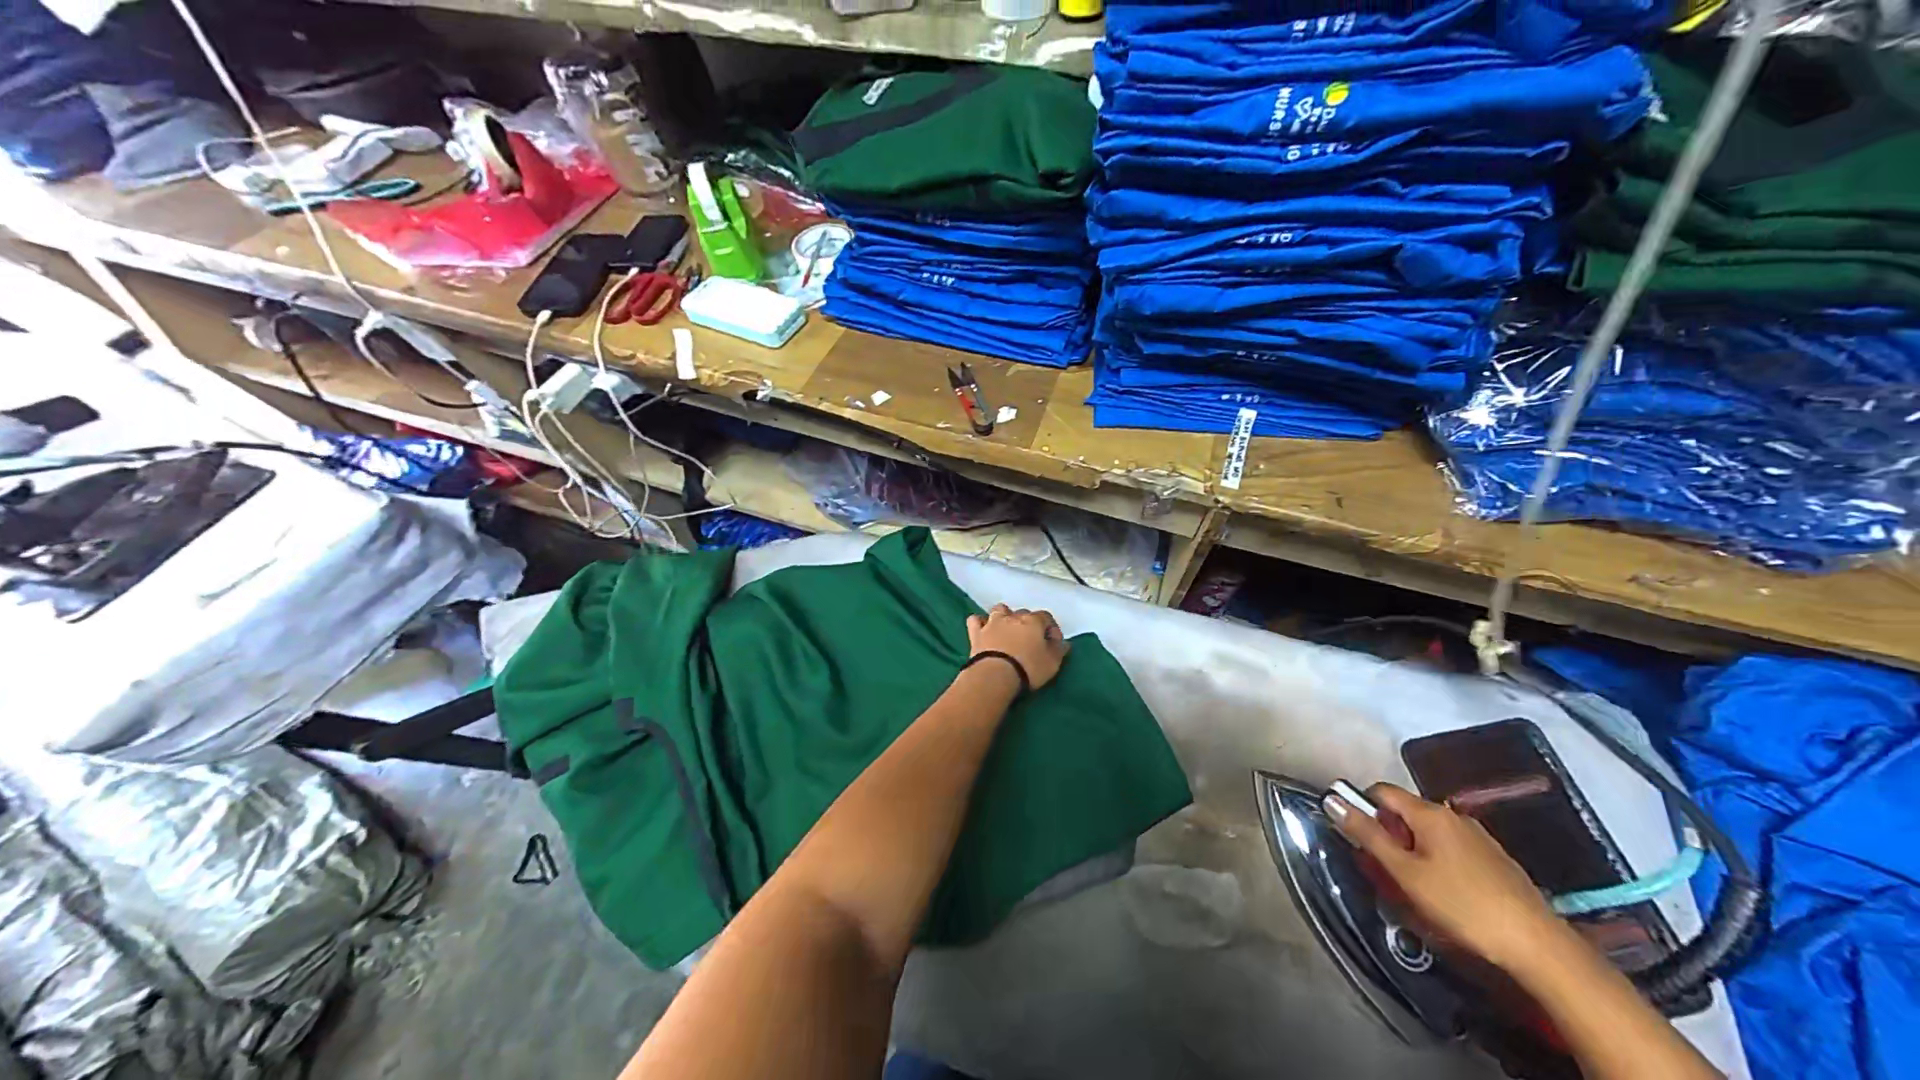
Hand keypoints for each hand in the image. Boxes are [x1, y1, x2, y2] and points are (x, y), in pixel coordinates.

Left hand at [965, 604, 1069, 690]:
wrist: (996, 675)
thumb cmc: (1029, 668)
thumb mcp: (1052, 662)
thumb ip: (1059, 649)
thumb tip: (1063, 642)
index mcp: (1033, 621)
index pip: (1046, 617)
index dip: (1051, 628)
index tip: (1053, 642)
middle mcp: (1012, 617)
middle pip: (1023, 613)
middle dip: (1029, 623)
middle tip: (1031, 640)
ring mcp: (992, 623)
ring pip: (1000, 610)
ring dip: (1005, 617)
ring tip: (1008, 630)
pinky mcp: (976, 634)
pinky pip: (976, 620)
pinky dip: (980, 622)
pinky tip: (984, 629)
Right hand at [1326, 782, 1568, 973]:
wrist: (1537, 945)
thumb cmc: (1462, 905)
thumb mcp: (1405, 873)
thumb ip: (1368, 835)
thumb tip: (1333, 800)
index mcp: (1430, 813)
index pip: (1381, 791)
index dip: (1361, 807)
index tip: (1357, 839)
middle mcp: (1454, 816)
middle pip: (1405, 812)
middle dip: (1388, 836)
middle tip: (1385, 872)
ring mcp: (1479, 837)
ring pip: (1428, 833)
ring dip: (1411, 851)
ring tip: (1413, 887)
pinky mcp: (1495, 860)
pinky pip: (1451, 849)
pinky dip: (1436, 861)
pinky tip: (1445, 894)